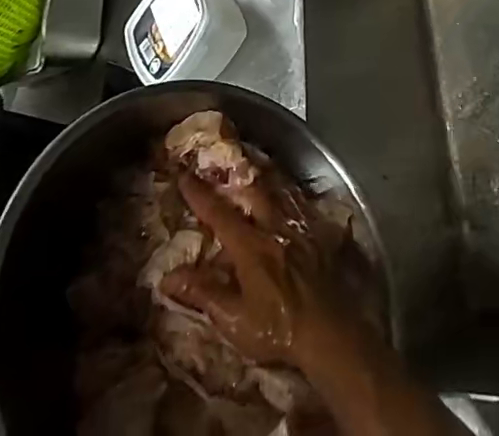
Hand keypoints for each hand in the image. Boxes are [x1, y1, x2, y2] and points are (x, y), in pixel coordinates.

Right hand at [161, 171, 366, 369]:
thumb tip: (168, 276)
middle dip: (237, 178)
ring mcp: (304, 229)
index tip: (185, 176)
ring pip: (283, 194)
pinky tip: (293, 195)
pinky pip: (306, 206)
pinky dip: (294, 196)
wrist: (330, 331)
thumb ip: (204, 293)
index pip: (220, 215)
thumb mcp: (234, 319)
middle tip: (225, 166)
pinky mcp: (324, 235)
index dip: (200, 195)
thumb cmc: (278, 330)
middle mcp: (278, 228)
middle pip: (256, 193)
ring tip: (257, 168)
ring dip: (267, 181)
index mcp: (252, 247)